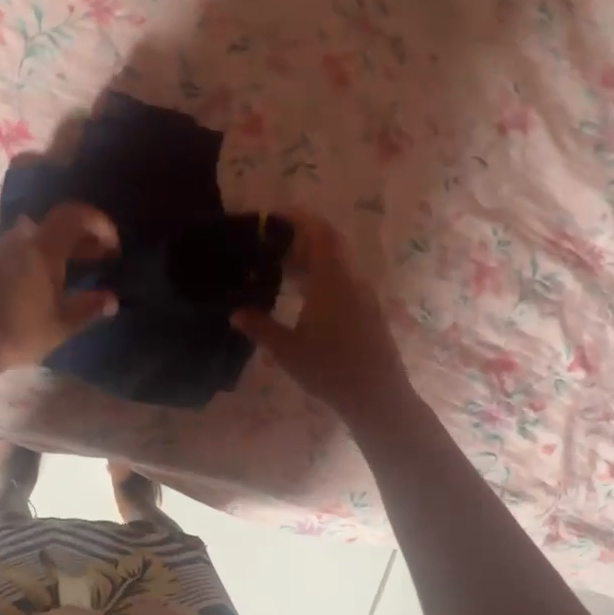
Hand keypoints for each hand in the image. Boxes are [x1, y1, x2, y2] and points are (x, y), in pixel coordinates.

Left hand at [0, 202, 120, 373]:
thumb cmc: (19, 332)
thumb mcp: (62, 325)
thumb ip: (90, 308)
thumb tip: (112, 299)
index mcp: (43, 247)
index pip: (76, 214)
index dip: (99, 223)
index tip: (113, 246)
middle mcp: (20, 239)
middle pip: (56, 224)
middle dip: (82, 237)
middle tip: (99, 258)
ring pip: (36, 235)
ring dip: (58, 246)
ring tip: (71, 270)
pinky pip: (18, 248)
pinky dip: (37, 254)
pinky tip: (40, 282)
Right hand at [232, 213, 411, 416]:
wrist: (377, 397)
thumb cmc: (330, 370)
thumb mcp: (287, 350)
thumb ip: (260, 327)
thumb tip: (236, 313)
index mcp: (332, 281)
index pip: (319, 233)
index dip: (298, 219)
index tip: (274, 217)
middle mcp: (351, 280)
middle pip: (328, 244)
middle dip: (299, 239)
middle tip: (269, 245)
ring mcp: (363, 295)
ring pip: (336, 263)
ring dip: (310, 260)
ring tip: (279, 270)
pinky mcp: (367, 311)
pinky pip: (342, 280)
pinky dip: (320, 276)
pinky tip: (301, 296)